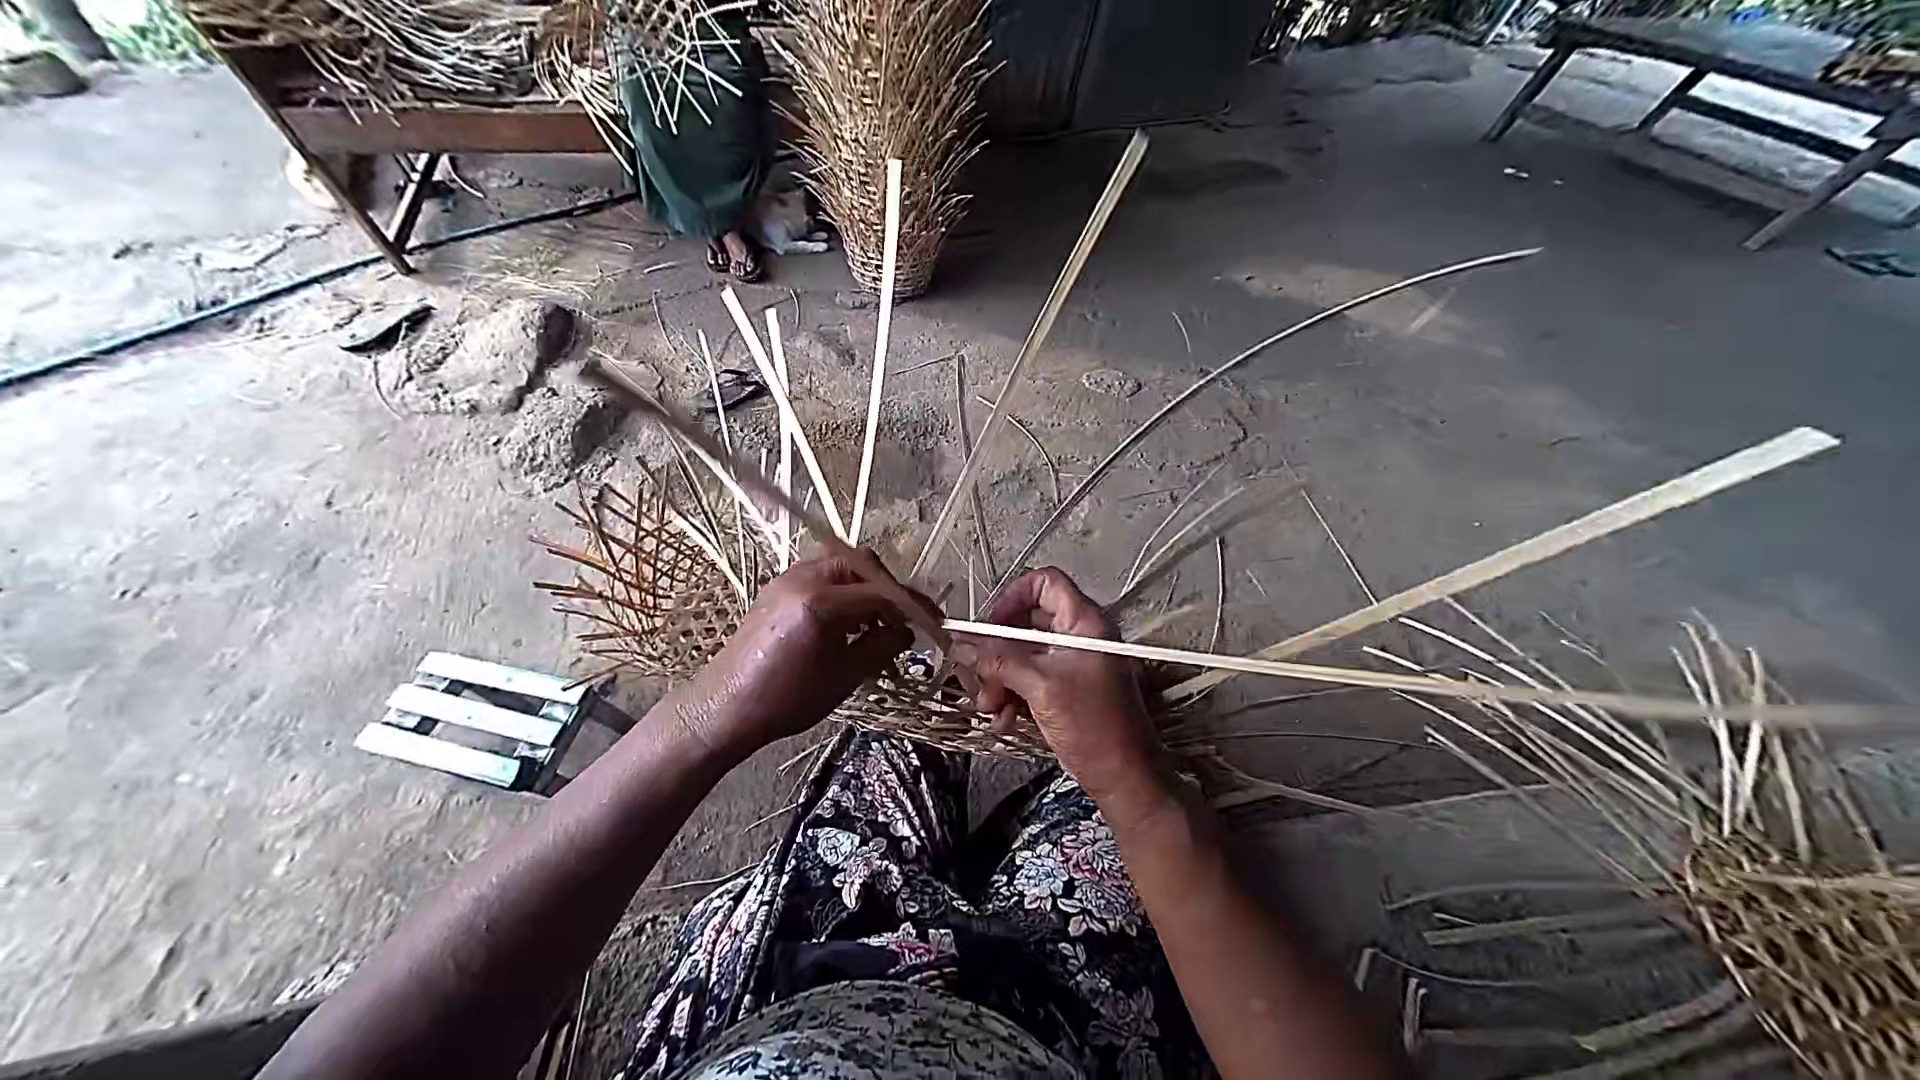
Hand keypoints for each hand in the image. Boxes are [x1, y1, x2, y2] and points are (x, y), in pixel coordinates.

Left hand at [670, 550, 923, 760]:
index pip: (880, 592)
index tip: (934, 621)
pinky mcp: (778, 587)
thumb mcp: (844, 678)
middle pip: (861, 563)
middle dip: (889, 587)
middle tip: (905, 617)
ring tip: (878, 621)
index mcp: (819, 602)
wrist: (725, 707)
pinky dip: (845, 588)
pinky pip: (822, 574)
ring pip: (842, 564)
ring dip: (867, 586)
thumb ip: (881, 647)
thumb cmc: (784, 700)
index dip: (912, 606)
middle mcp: (802, 578)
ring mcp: (787, 579)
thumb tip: (908, 632)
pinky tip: (850, 619)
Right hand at [954, 568, 1160, 801]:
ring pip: (1022, 655)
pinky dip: (1011, 695)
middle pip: (1025, 623)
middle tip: (979, 675)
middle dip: (997, 650)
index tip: (990, 626)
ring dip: (999, 678)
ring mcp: (1071, 664)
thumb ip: (998, 661)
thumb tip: (962, 645)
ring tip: (991, 706)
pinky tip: (1004, 718)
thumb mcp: (1040, 687)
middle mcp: (1078, 637)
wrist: (1123, 778)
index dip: (1013, 597)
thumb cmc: (1095, 726)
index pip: (1045, 583)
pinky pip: (1027, 679)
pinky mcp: (1064, 690)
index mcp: (1084, 624)